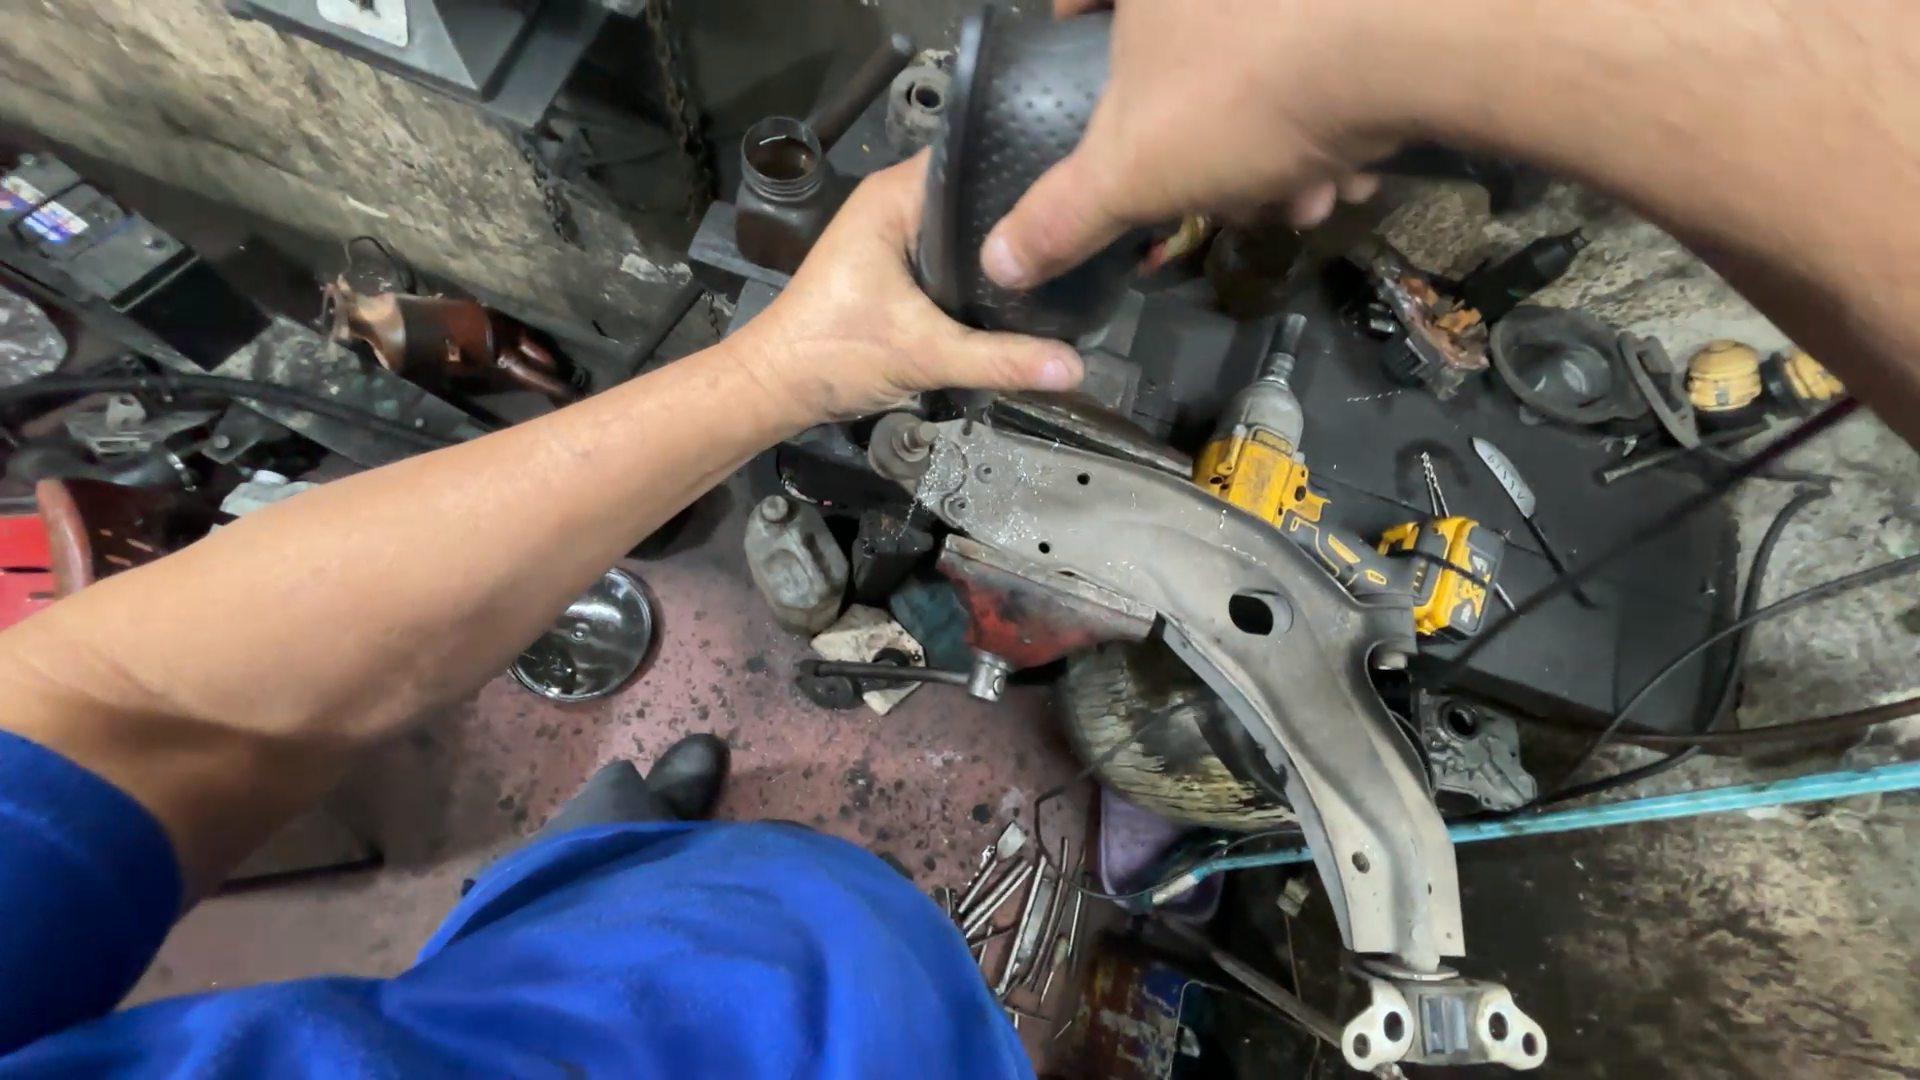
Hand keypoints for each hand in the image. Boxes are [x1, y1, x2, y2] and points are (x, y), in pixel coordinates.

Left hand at [732, 155, 1084, 421]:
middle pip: (975, 204)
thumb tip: (1075, 369)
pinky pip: (951, 266)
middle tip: (1076, 244)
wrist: (779, 389)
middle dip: (1019, 228)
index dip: (1024, 183)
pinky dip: (979, 283)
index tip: (1072, 203)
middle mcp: (896, 206)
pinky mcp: (897, 273)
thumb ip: (1001, 360)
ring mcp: (895, 240)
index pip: (974, 164)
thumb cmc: (833, 353)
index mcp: (894, 197)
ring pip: (965, 239)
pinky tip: (1020, 297)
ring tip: (1060, 267)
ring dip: (1001, 259)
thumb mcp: (924, 355)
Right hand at [979, 0, 1410, 289]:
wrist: (1423, 35)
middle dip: (1200, 138)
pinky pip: (1326, 57)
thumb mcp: (1128, 172)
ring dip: (1273, 148)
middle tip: (1214, 190)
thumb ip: (1059, 218)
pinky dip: (1331, 118)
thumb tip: (997, 262)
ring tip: (1298, 197)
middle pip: (1182, 52)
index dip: (1071, 20)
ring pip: (1261, 64)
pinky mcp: (1365, 1)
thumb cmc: (1239, 93)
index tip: (1078, 53)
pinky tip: (1344, 169)